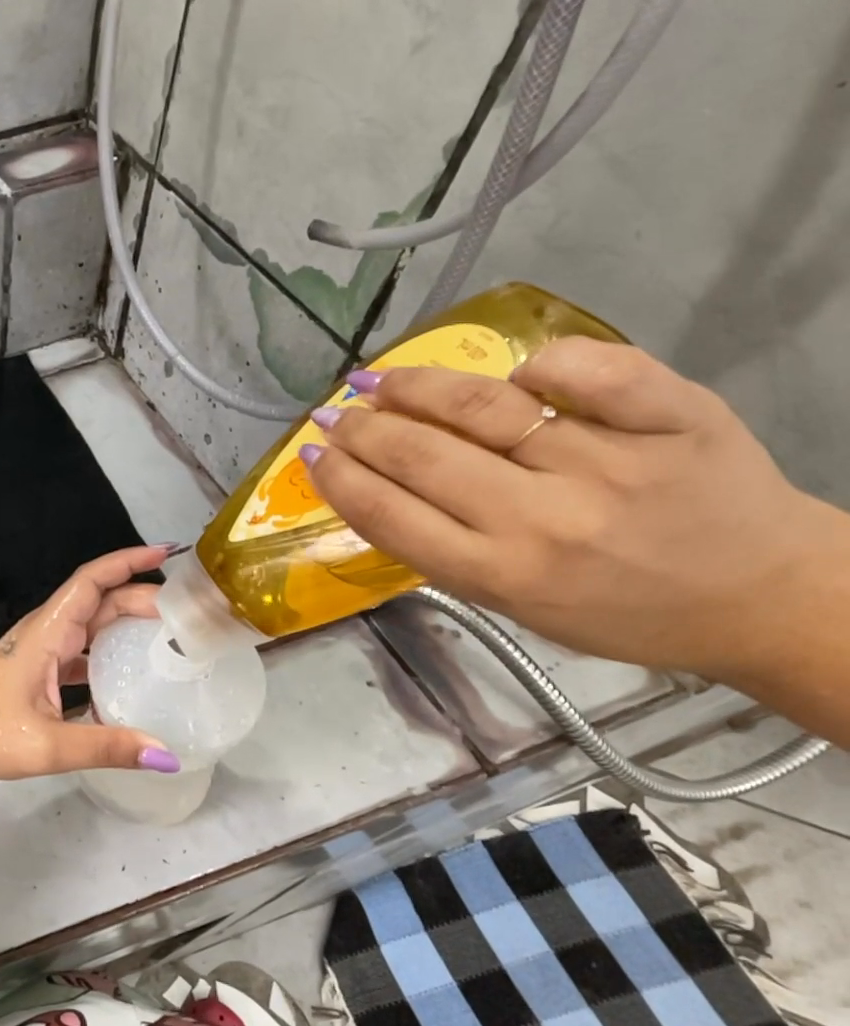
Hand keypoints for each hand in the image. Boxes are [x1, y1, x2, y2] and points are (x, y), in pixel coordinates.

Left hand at [0, 546, 181, 780]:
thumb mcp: (49, 746)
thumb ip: (107, 747)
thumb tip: (166, 756)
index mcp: (45, 634)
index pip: (89, 583)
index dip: (126, 562)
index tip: (165, 552)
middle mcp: (44, 633)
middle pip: (97, 601)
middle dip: (139, 596)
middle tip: (184, 612)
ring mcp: (40, 650)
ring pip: (89, 624)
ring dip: (125, 621)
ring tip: (168, 634)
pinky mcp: (38, 668)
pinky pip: (80, 648)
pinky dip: (108, 650)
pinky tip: (132, 671)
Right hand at [306, 337, 843, 683]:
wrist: (766, 598)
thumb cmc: (623, 612)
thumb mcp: (515, 608)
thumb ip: (444, 552)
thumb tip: (374, 485)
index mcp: (502, 574)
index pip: (389, 513)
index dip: (337, 476)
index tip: (311, 452)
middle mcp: (546, 519)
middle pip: (423, 455)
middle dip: (363, 428)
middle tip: (336, 411)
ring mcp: (612, 463)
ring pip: (488, 405)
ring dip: (417, 386)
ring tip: (381, 378)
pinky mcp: (676, 418)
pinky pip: (593, 371)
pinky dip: (544, 361)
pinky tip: (514, 368)